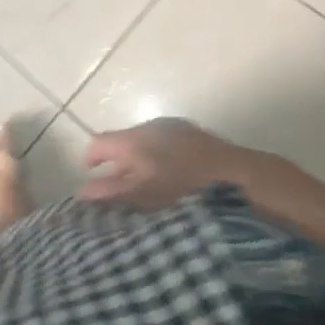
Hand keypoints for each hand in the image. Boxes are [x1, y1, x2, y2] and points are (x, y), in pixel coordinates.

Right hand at [77, 118, 264, 209]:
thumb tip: (82, 192)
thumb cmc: (185, 192)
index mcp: (135, 138)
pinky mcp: (197, 138)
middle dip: (117, 167)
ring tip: (144, 191)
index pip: (99, 142)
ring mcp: (177, 130)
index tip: (89, 180)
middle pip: (123, 143)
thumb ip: (111, 194)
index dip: (90, 160)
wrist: (241, 180)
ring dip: (140, 165)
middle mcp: (152, 127)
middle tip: (117, 193)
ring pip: (147, 146)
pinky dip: (160, 163)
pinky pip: (167, 147)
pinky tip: (171, 184)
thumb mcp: (143, 197)